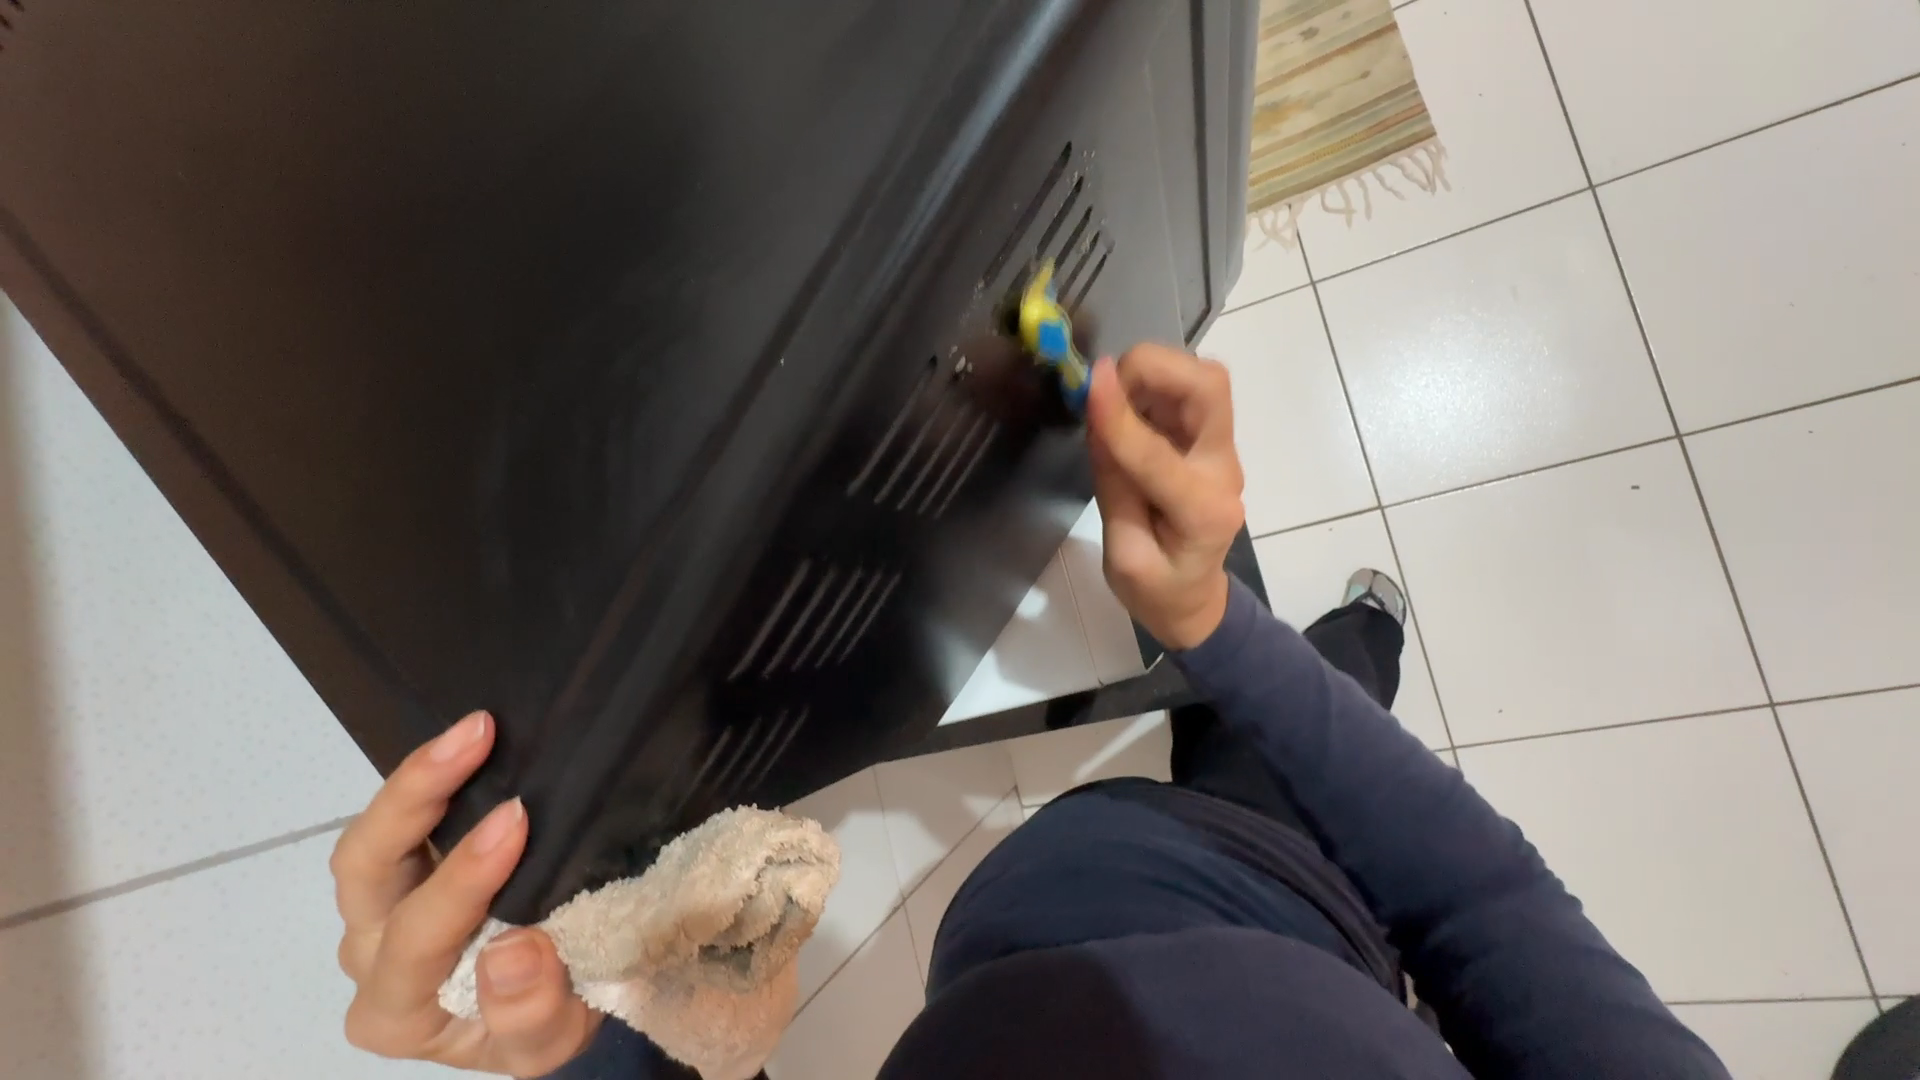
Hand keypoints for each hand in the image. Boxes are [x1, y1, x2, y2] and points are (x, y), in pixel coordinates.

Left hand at [331, 710, 602, 1075]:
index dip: (462, 878)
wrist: (544, 1007)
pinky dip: (434, 780)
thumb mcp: (552, 1044)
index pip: (418, 939)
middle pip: (364, 871)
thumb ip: (531, 1014)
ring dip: (419, 777)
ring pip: (371, 839)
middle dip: (415, 798)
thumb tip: (510, 951)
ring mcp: (381, 911)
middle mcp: (372, 958)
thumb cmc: (548, 1021)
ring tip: (477, 725)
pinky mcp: (408, 875)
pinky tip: (475, 744)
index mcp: (399, 1010)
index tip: (519, 817)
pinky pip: (403, 824)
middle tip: (478, 736)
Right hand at [1085, 344, 1245, 649]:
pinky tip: (1121, 402)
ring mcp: (1220, 451)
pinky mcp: (1207, 440)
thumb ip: (1115, 487)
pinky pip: (1187, 391)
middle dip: (1155, 368)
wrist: (1194, 598)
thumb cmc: (1157, 590)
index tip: (1089, 380)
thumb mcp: (1124, 557)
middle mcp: (1222, 471)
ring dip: (1152, 372)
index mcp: (1202, 514)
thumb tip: (1097, 420)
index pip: (1158, 456)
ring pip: (1203, 380)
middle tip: (1105, 382)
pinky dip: (1150, 383)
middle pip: (1209, 388)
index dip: (1120, 416)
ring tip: (1109, 394)